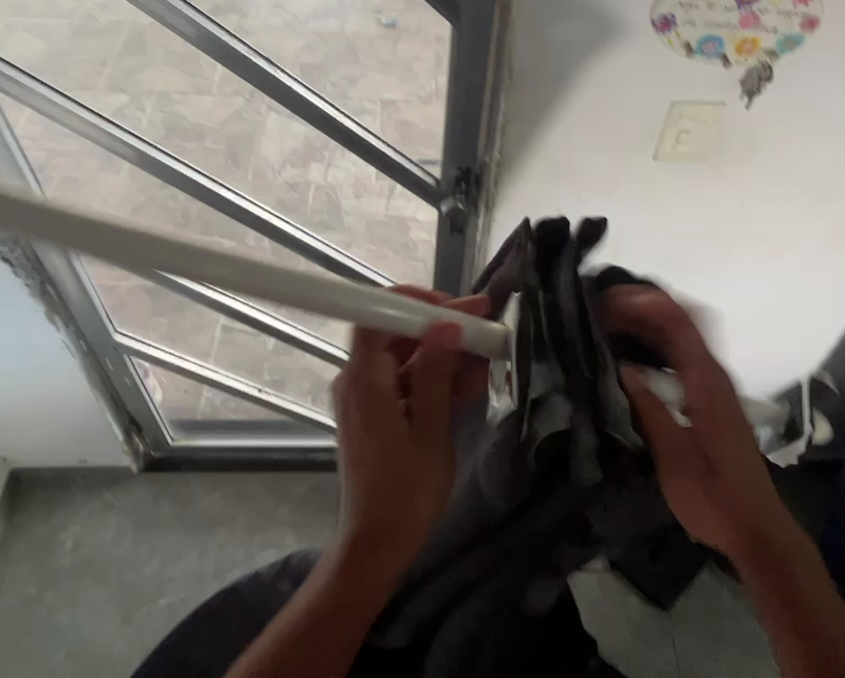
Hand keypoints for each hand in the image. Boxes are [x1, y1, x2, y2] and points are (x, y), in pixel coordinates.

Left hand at [328, 288, 488, 582]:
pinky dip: (434, 379)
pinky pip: (405, 384)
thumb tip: (445, 326)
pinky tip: (471, 379)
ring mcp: (366, 399)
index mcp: (363, 380)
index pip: (375, 317)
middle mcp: (358, 381)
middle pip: (395, 335)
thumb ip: (435, 373)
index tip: (451, 304)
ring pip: (405, 359)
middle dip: (439, 325)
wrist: (378, 541)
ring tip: (486, 349)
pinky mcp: (377, 416)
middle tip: (482, 320)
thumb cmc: (406, 488)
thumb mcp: (430, 429)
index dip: (411, 302)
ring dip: (443, 353)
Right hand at [606, 286, 794, 563]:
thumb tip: (621, 369)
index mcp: (707, 383)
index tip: (610, 301)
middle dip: (645, 305)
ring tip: (610, 323)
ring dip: (650, 321)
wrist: (756, 530)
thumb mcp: (674, 457)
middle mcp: (715, 376)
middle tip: (603, 308)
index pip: (680, 324)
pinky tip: (633, 354)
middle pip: (684, 320)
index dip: (646, 303)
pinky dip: (659, 342)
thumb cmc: (714, 498)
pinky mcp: (711, 400)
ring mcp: (716, 387)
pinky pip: (684, 354)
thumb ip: (649, 410)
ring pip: (685, 335)